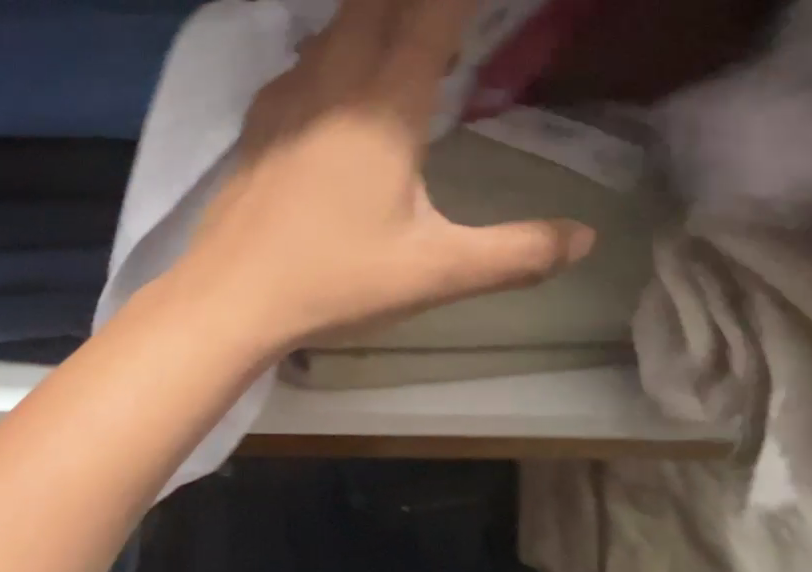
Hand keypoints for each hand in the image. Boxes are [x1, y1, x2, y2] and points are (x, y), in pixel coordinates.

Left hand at [171, 0, 595, 353]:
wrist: (227, 302)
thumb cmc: (331, 283)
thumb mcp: (432, 273)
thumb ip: (513, 254)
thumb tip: (584, 239)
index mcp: (385, 105)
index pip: (436, 11)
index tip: (475, 8)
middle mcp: (333, 84)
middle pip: (378, 1)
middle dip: (414, 5)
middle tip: (438, 25)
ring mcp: (285, 103)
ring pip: (333, 28)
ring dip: (369, 18)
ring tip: (397, 37)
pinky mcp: (253, 130)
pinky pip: (296, 67)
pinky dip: (326, 56)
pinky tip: (329, 85)